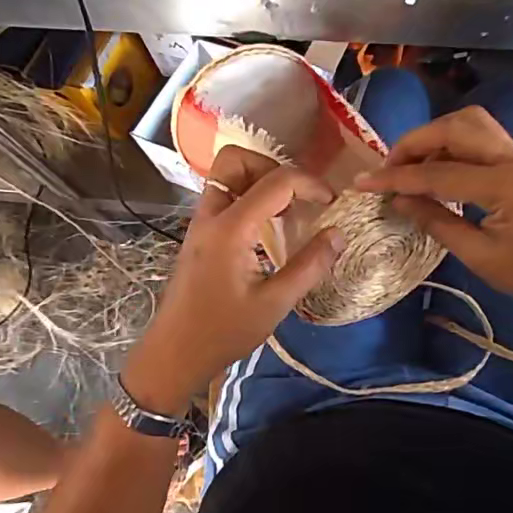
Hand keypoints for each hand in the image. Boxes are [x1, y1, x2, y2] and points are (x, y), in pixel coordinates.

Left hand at [125, 147, 341, 415]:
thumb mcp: (275, 304)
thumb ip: (309, 265)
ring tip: (287, 211)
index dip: (310, 184)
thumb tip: (338, 234)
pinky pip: (224, 196)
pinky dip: (249, 197)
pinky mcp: (200, 234)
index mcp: (230, 228)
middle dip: (273, 167)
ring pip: (227, 175)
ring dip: (260, 180)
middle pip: (236, 159)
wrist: (174, 353)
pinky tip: (269, 228)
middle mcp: (211, 215)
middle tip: (298, 197)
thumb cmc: (223, 332)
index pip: (275, 181)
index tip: (331, 202)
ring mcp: (201, 223)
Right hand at [357, 106, 512, 323]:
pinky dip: (454, 144)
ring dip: (435, 137)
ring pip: (471, 123)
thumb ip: (436, 221)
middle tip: (389, 167)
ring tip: (412, 165)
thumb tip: (398, 201)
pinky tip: (439, 169)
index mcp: (507, 185)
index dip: (397, 178)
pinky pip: (483, 137)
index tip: (365, 182)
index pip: (439, 173)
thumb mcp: (477, 255)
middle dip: (415, 142)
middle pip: (456, 127)